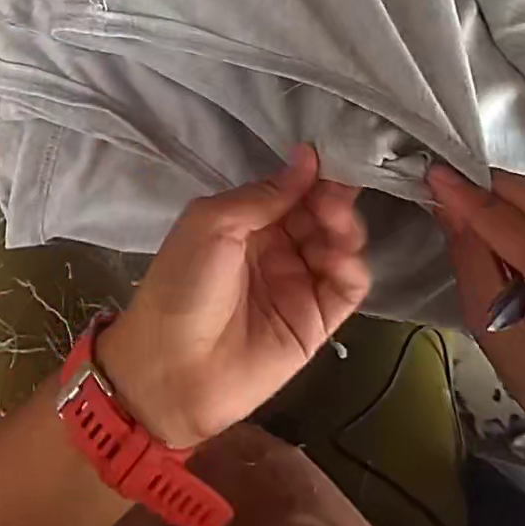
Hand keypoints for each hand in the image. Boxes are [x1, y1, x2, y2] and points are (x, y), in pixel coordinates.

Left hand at [96, 145, 370, 448]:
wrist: (172, 369)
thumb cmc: (182, 283)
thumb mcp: (211, 224)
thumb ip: (262, 195)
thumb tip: (306, 156)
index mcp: (246, 219)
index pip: (291, 188)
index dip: (312, 174)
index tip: (331, 158)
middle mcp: (276, 245)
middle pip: (319, 212)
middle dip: (332, 198)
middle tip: (335, 195)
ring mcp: (298, 281)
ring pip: (338, 243)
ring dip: (344, 227)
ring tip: (334, 223)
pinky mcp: (318, 319)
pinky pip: (347, 286)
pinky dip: (352, 266)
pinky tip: (339, 258)